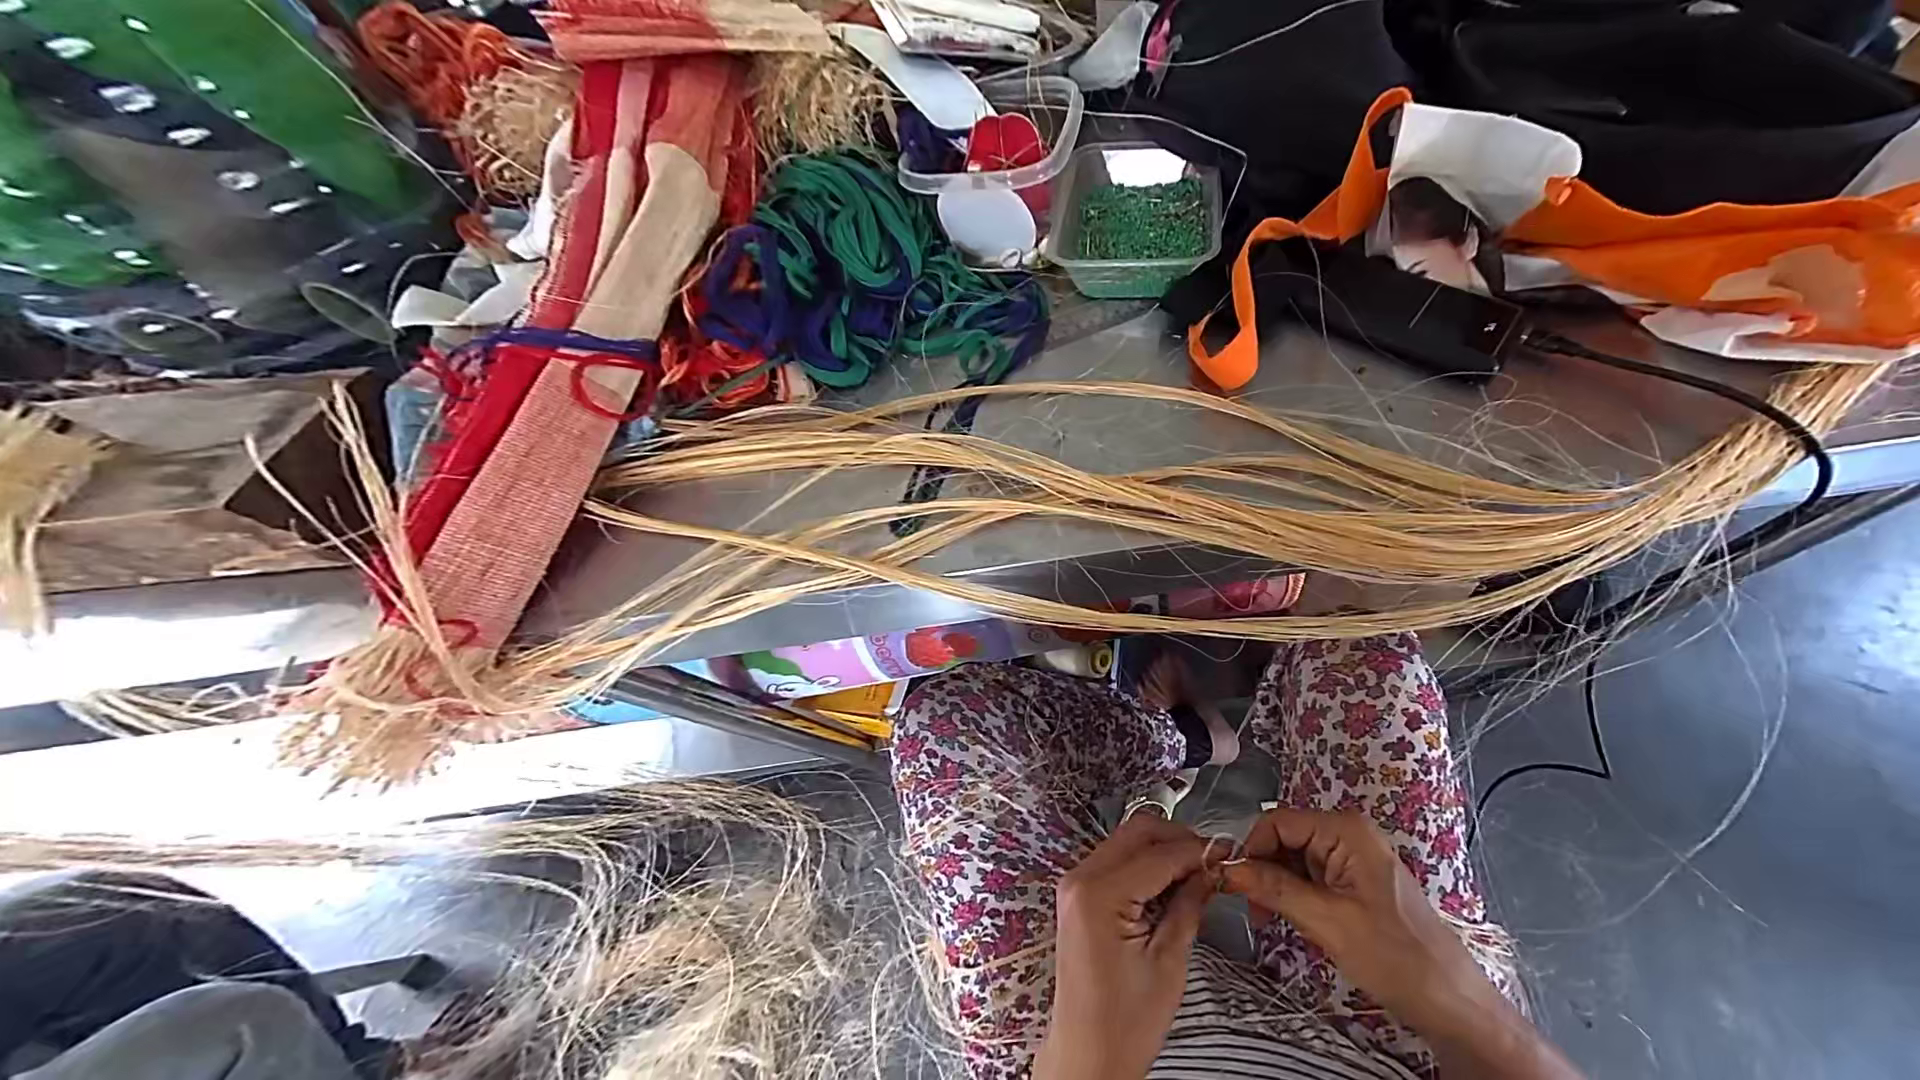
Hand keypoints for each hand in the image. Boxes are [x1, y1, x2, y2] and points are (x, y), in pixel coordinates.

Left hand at [1033, 814, 1215, 1079]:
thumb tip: (1210, 869)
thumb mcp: (1169, 962)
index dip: (1196, 850)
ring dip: (1160, 849)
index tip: (1227, 853)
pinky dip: (1143, 863)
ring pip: (1124, 841)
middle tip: (1212, 860)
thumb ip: (1188, 905)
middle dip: (1177, 839)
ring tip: (1196, 873)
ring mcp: (1074, 882)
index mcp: (1099, 893)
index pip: (1157, 854)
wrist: (1087, 1053)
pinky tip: (1169, 883)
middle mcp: (1080, 877)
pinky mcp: (1077, 892)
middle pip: (1135, 832)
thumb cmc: (1128, 1020)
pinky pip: (1114, 860)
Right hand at [1219, 808, 1498, 1034]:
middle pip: (1283, 839)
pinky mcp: (1355, 881)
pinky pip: (1309, 876)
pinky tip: (1292, 920)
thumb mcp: (1326, 921)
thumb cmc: (1396, 959)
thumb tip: (1226, 868)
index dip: (1250, 849)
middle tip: (1253, 911)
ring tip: (1269, 921)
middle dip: (1262, 871)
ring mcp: (1352, 858)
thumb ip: (1273, 888)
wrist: (1456, 1009)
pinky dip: (1293, 896)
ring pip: (1292, 859)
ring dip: (1275, 886)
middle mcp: (1347, 835)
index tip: (1233, 883)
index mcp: (1345, 831)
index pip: (1276, 822)